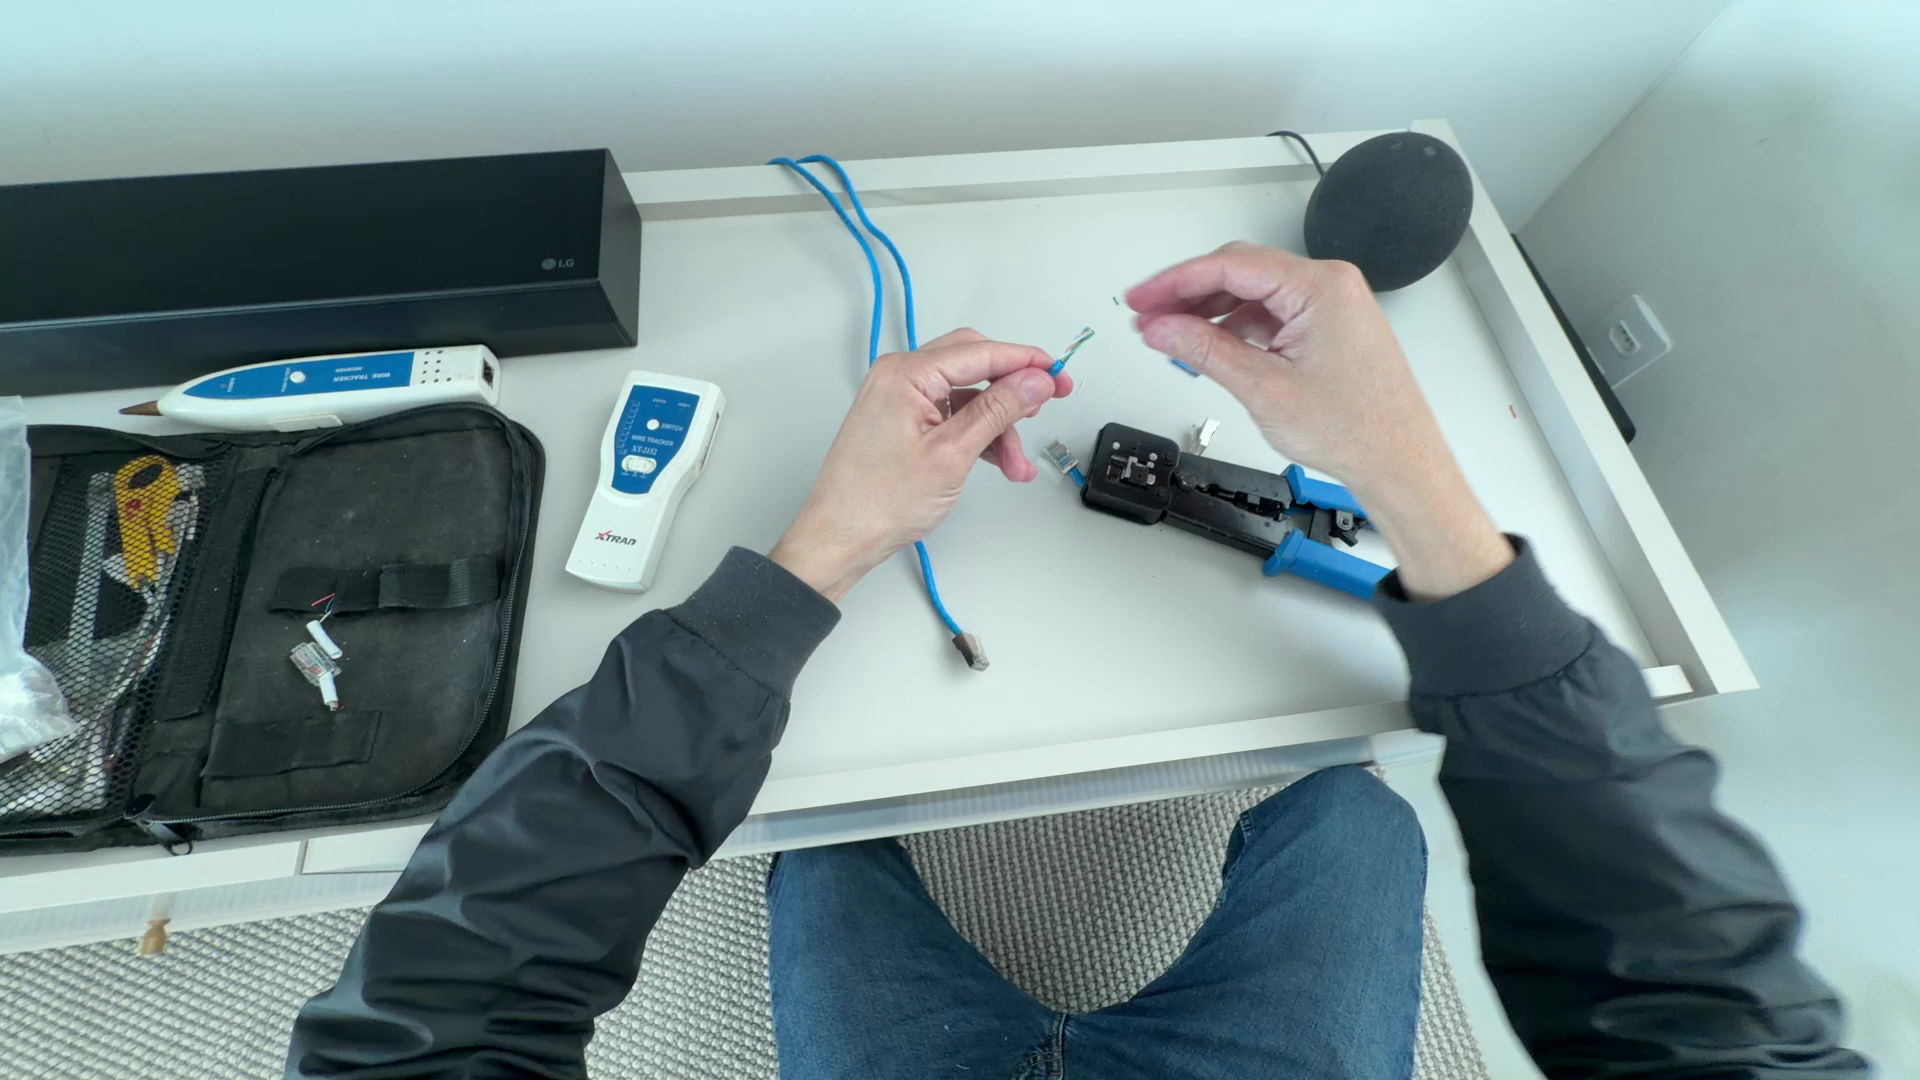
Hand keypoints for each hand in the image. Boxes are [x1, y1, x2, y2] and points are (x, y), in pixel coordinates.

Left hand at [771, 329, 1072, 600]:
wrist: (841, 538)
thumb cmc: (878, 503)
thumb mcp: (952, 454)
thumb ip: (997, 411)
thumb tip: (1034, 382)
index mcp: (906, 375)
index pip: (980, 352)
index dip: (1026, 362)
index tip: (1058, 375)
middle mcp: (898, 378)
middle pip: (974, 367)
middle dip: (1012, 393)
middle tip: (1045, 407)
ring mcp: (898, 399)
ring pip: (966, 396)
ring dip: (997, 425)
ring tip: (1016, 465)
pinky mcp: (900, 420)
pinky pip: (950, 414)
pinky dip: (976, 434)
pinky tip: (997, 461)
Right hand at [1126, 242, 1509, 598]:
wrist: (1396, 461)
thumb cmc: (1354, 428)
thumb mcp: (1262, 388)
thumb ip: (1204, 351)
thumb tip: (1162, 329)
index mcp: (1319, 288)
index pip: (1229, 267)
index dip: (1175, 282)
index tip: (1141, 298)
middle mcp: (1328, 287)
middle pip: (1238, 274)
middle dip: (1185, 294)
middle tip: (1145, 313)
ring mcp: (1328, 307)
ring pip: (1250, 295)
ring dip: (1206, 312)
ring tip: (1167, 334)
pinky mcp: (1325, 329)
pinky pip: (1267, 316)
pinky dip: (1232, 328)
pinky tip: (1206, 345)